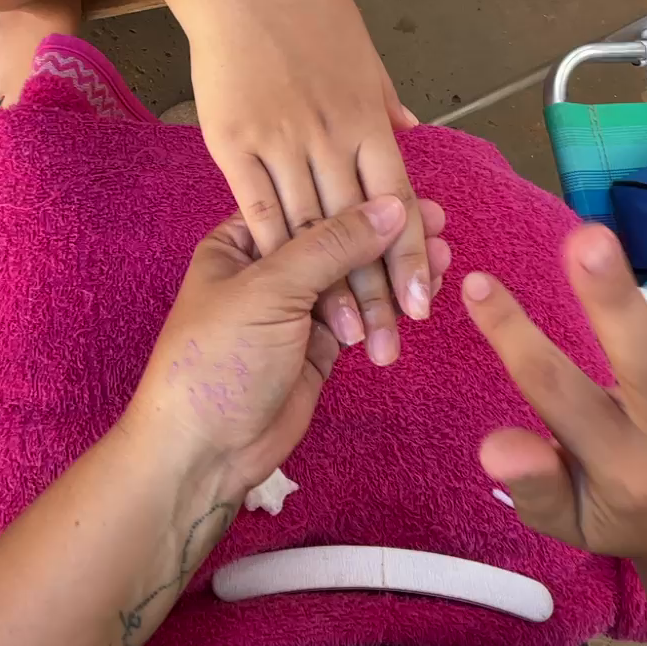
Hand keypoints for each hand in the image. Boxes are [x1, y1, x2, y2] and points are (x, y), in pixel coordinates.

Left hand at [125, 196, 450, 498]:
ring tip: (441, 255)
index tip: (409, 194)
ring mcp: (296, 309)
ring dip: (395, 270)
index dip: (357, 201)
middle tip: (438, 223)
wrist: (205, 451)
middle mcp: (270, 269)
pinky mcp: (319, 345)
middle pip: (336, 243)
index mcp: (241, 242)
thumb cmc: (223, 355)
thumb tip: (393, 206)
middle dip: (385, 236)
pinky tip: (424, 290)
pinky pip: (362, 316)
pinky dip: (390, 306)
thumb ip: (333, 245)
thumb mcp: (272, 289)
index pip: (307, 207)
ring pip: (354, 280)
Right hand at [183, 0, 431, 369]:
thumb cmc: (308, 9)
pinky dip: (277, 253)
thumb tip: (412, 131)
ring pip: (310, 230)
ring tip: (343, 338)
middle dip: (374, 293)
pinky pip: (258, 206)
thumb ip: (385, 102)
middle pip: (357, 229)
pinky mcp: (231, 142)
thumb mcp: (362, 54)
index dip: (411, 256)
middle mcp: (329, 134)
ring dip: (327, 289)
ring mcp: (279, 139)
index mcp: (366, 116)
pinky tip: (287, 293)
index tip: (422, 304)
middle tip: (387, 347)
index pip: (397, 201)